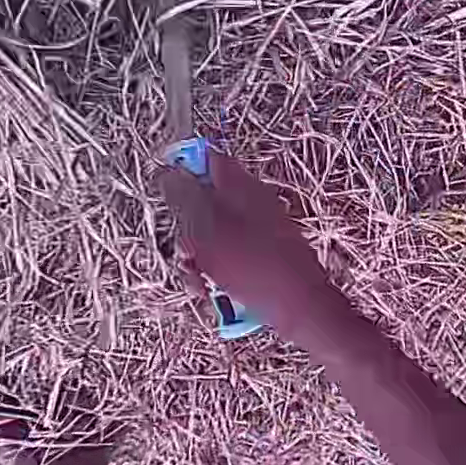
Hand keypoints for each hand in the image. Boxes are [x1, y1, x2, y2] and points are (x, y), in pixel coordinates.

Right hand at [156, 150, 345, 334]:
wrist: (299, 305)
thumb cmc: (254, 267)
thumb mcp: (206, 231)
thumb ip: (184, 198)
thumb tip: (168, 172)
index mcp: (240, 185)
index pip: (207, 159)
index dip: (182, 170)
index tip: (166, 193)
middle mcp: (252, 200)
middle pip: (205, 201)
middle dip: (186, 229)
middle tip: (184, 252)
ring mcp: (260, 226)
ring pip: (214, 232)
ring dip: (198, 256)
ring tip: (197, 281)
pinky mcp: (264, 252)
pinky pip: (230, 253)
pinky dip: (216, 269)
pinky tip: (212, 290)